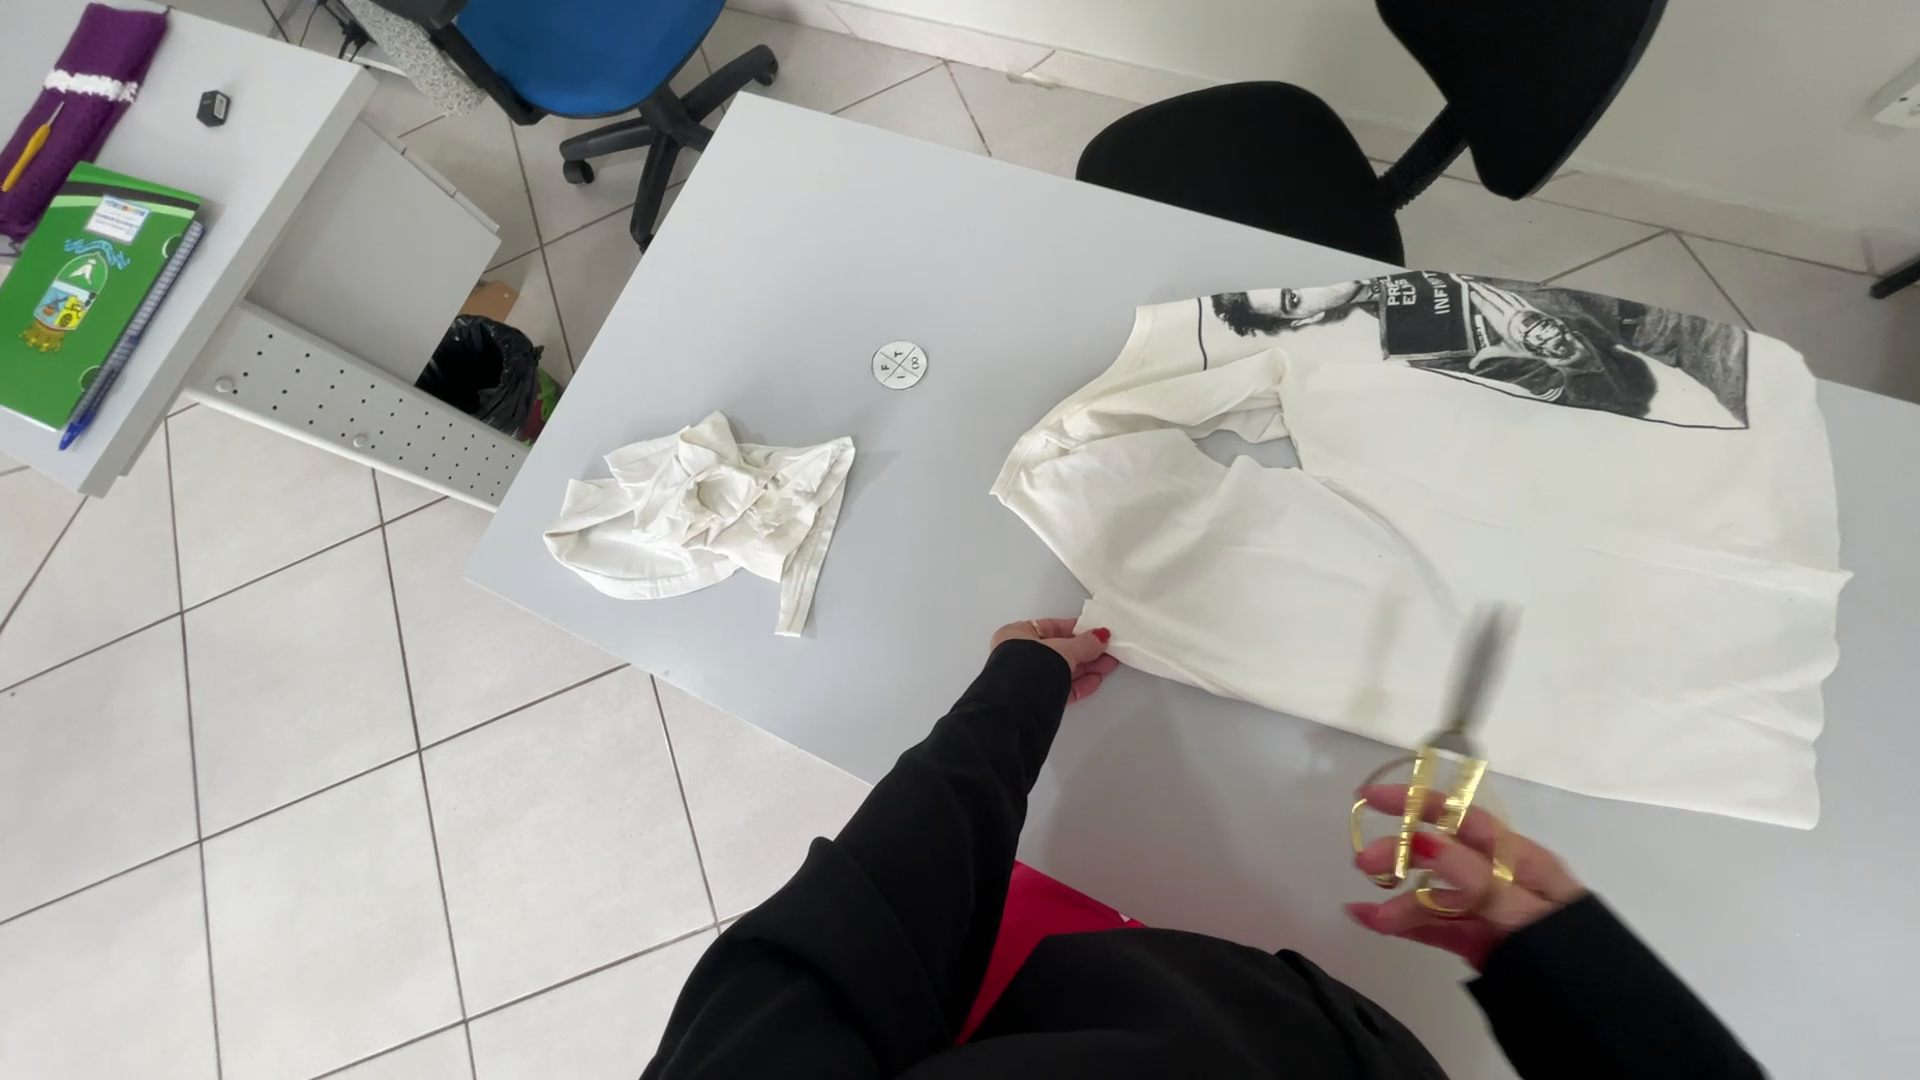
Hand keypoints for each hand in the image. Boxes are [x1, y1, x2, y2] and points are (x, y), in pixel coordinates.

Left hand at [990, 618, 1119, 702]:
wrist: (1018, 709)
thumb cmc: (1029, 670)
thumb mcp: (1063, 650)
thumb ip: (1084, 643)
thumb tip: (1100, 637)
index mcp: (1016, 636)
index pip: (1051, 628)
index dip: (1075, 629)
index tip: (1095, 632)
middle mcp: (1019, 657)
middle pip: (1059, 651)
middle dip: (1086, 651)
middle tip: (1107, 649)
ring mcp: (1028, 680)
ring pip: (1062, 671)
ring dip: (1087, 667)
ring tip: (1108, 664)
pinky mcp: (1038, 701)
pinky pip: (1062, 689)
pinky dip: (1080, 684)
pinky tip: (1095, 680)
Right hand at [1345, 784, 1586, 969]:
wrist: (1599, 1022)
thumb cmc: (1571, 953)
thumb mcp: (1523, 910)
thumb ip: (1472, 874)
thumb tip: (1421, 837)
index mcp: (1517, 857)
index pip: (1459, 815)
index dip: (1414, 802)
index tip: (1368, 798)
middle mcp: (1497, 876)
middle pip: (1438, 853)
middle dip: (1399, 855)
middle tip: (1363, 865)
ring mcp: (1485, 909)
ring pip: (1431, 893)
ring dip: (1396, 899)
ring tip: (1367, 913)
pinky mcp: (1476, 940)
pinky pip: (1433, 925)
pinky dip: (1402, 922)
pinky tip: (1370, 919)